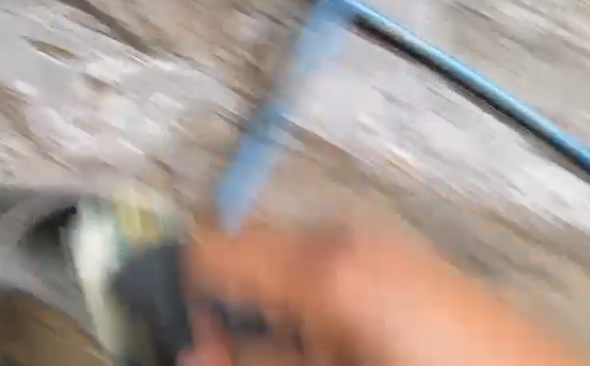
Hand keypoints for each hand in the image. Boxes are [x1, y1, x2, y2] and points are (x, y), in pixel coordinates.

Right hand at [183, 223, 587, 365]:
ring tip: (304, 337)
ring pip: (281, 244)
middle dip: (234, 287)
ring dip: (273, 285)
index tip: (200, 329)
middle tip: (247, 337)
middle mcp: (334, 235)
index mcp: (316, 265)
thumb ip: (257, 360)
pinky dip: (312, 282)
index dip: (191, 291)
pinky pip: (323, 251)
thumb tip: (192, 353)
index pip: (207, 252)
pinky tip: (339, 323)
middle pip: (240, 240)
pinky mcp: (398, 249)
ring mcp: (370, 237)